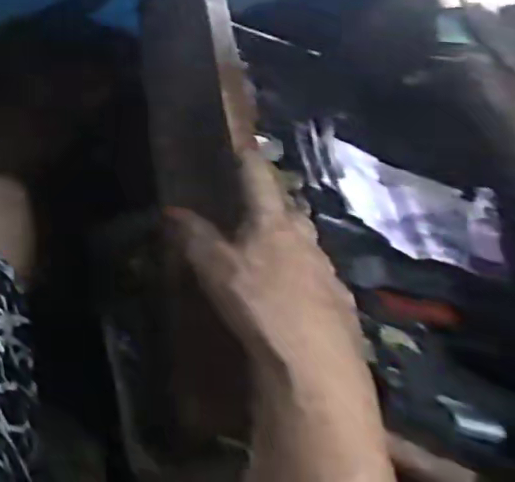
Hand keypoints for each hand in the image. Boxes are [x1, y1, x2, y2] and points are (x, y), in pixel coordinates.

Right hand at [165, 152, 361, 371]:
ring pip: (307, 246)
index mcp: (276, 226)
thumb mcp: (211, 264)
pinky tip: (286, 286)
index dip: (251, 162)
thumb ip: (192, 233)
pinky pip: (316, 278)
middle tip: (254, 198)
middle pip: (292, 214)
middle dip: (275, 203)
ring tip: (266, 242)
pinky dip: (299, 272)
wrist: (316, 370)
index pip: (261, 183)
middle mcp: (309, 245)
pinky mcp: (341, 309)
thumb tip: (173, 209)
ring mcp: (331, 279)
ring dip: (289, 239)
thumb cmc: (258, 304)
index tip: (246, 143)